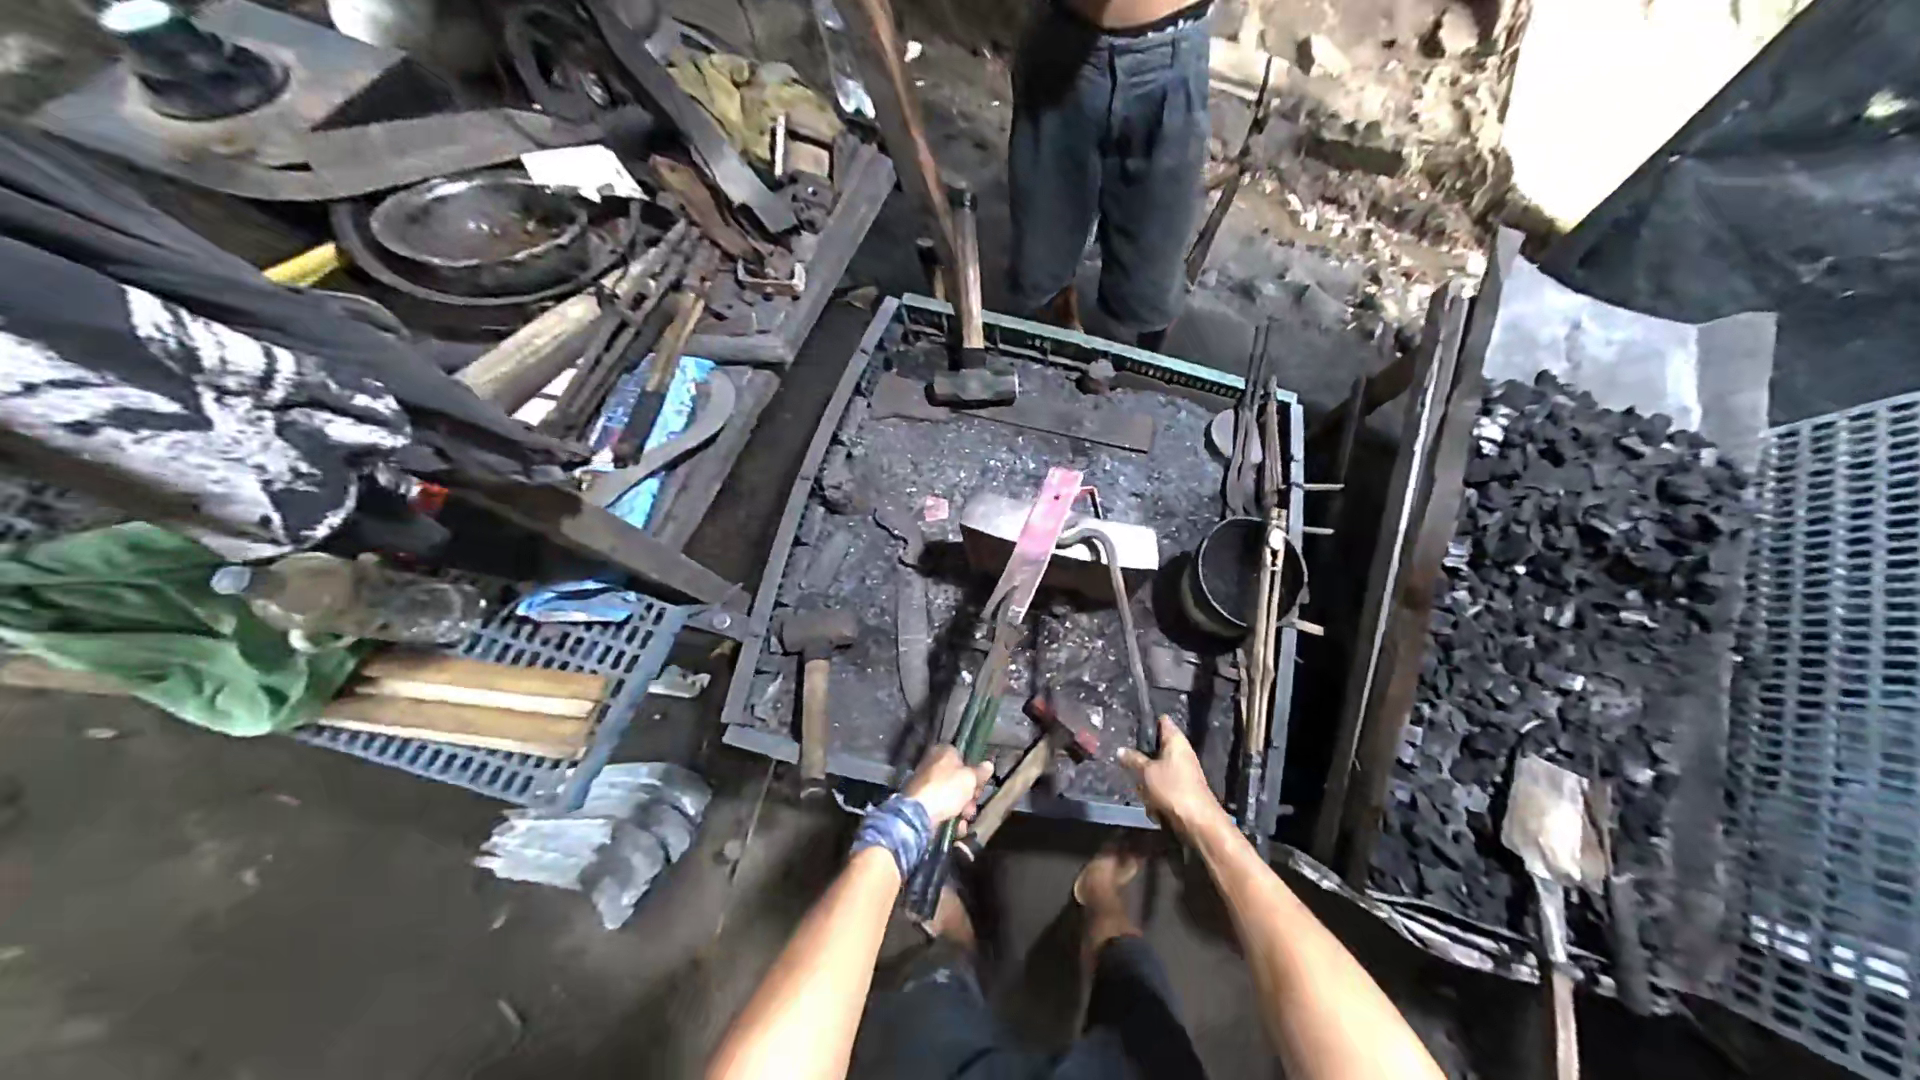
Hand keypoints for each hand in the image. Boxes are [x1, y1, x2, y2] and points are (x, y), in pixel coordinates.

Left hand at [902, 745, 993, 825]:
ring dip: (963, 809)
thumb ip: (980, 772)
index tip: (980, 785)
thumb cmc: (946, 788)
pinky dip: (951, 817)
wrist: (918, 813)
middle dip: (969, 795)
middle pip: (958, 779)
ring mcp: (927, 784)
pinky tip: (957, 826)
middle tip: (972, 804)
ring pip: (952, 795)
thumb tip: (989, 764)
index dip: (974, 772)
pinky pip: (942, 807)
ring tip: (964, 818)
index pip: (963, 757)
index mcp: (943, 752)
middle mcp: (933, 764)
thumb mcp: (969, 778)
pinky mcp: (923, 802)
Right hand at [1119, 716, 1225, 836]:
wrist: (1197, 821)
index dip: (1147, 721)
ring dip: (1147, 779)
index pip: (1162, 721)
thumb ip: (1132, 759)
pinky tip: (1151, 804)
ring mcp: (1183, 770)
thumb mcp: (1146, 772)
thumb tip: (1120, 749)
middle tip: (1126, 759)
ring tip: (1140, 788)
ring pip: (1157, 768)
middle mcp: (1182, 752)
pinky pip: (1163, 785)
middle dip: (1142, 756)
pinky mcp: (1182, 788)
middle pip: (1156, 747)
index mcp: (1176, 740)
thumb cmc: (1172, 788)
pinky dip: (1156, 793)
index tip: (1130, 725)